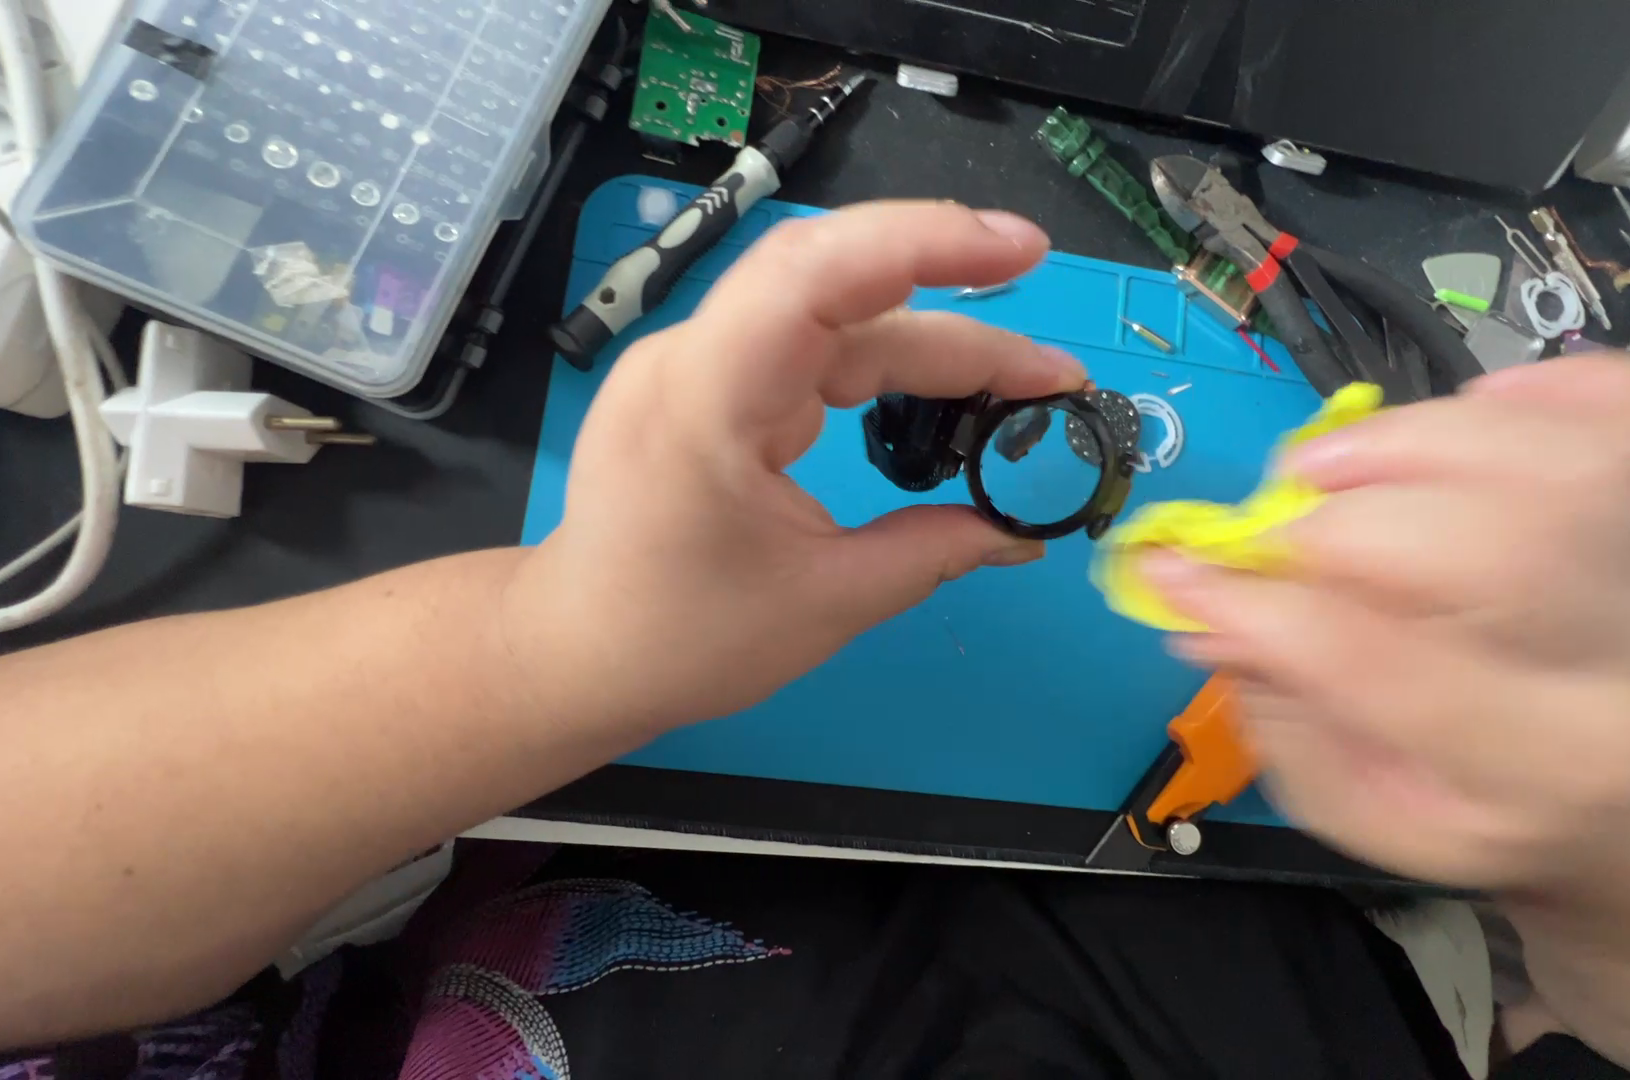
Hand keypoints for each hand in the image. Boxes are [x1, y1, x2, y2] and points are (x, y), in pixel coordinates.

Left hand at [500, 202, 1087, 731]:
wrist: (579, 652)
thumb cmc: (682, 639)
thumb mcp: (824, 602)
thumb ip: (932, 553)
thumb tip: (1020, 534)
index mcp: (707, 400)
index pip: (815, 276)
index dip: (925, 243)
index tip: (1023, 252)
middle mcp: (697, 359)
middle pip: (842, 294)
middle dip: (958, 316)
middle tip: (1049, 369)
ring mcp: (701, 367)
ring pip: (835, 322)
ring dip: (931, 349)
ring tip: (1018, 386)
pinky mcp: (714, 388)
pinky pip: (812, 353)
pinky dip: (885, 369)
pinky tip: (941, 392)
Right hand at [1144, 358, 1629, 888]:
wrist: (1608, 795)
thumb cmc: (1452, 801)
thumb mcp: (1341, 791)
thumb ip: (1269, 702)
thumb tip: (1196, 608)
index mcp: (1523, 764)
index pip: (1372, 661)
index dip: (1249, 603)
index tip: (1169, 571)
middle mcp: (1608, 664)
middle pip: (1496, 548)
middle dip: (1344, 523)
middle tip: (1273, 527)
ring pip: (1561, 464)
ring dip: (1412, 440)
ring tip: (1326, 461)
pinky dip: (1556, 386)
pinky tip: (1477, 403)